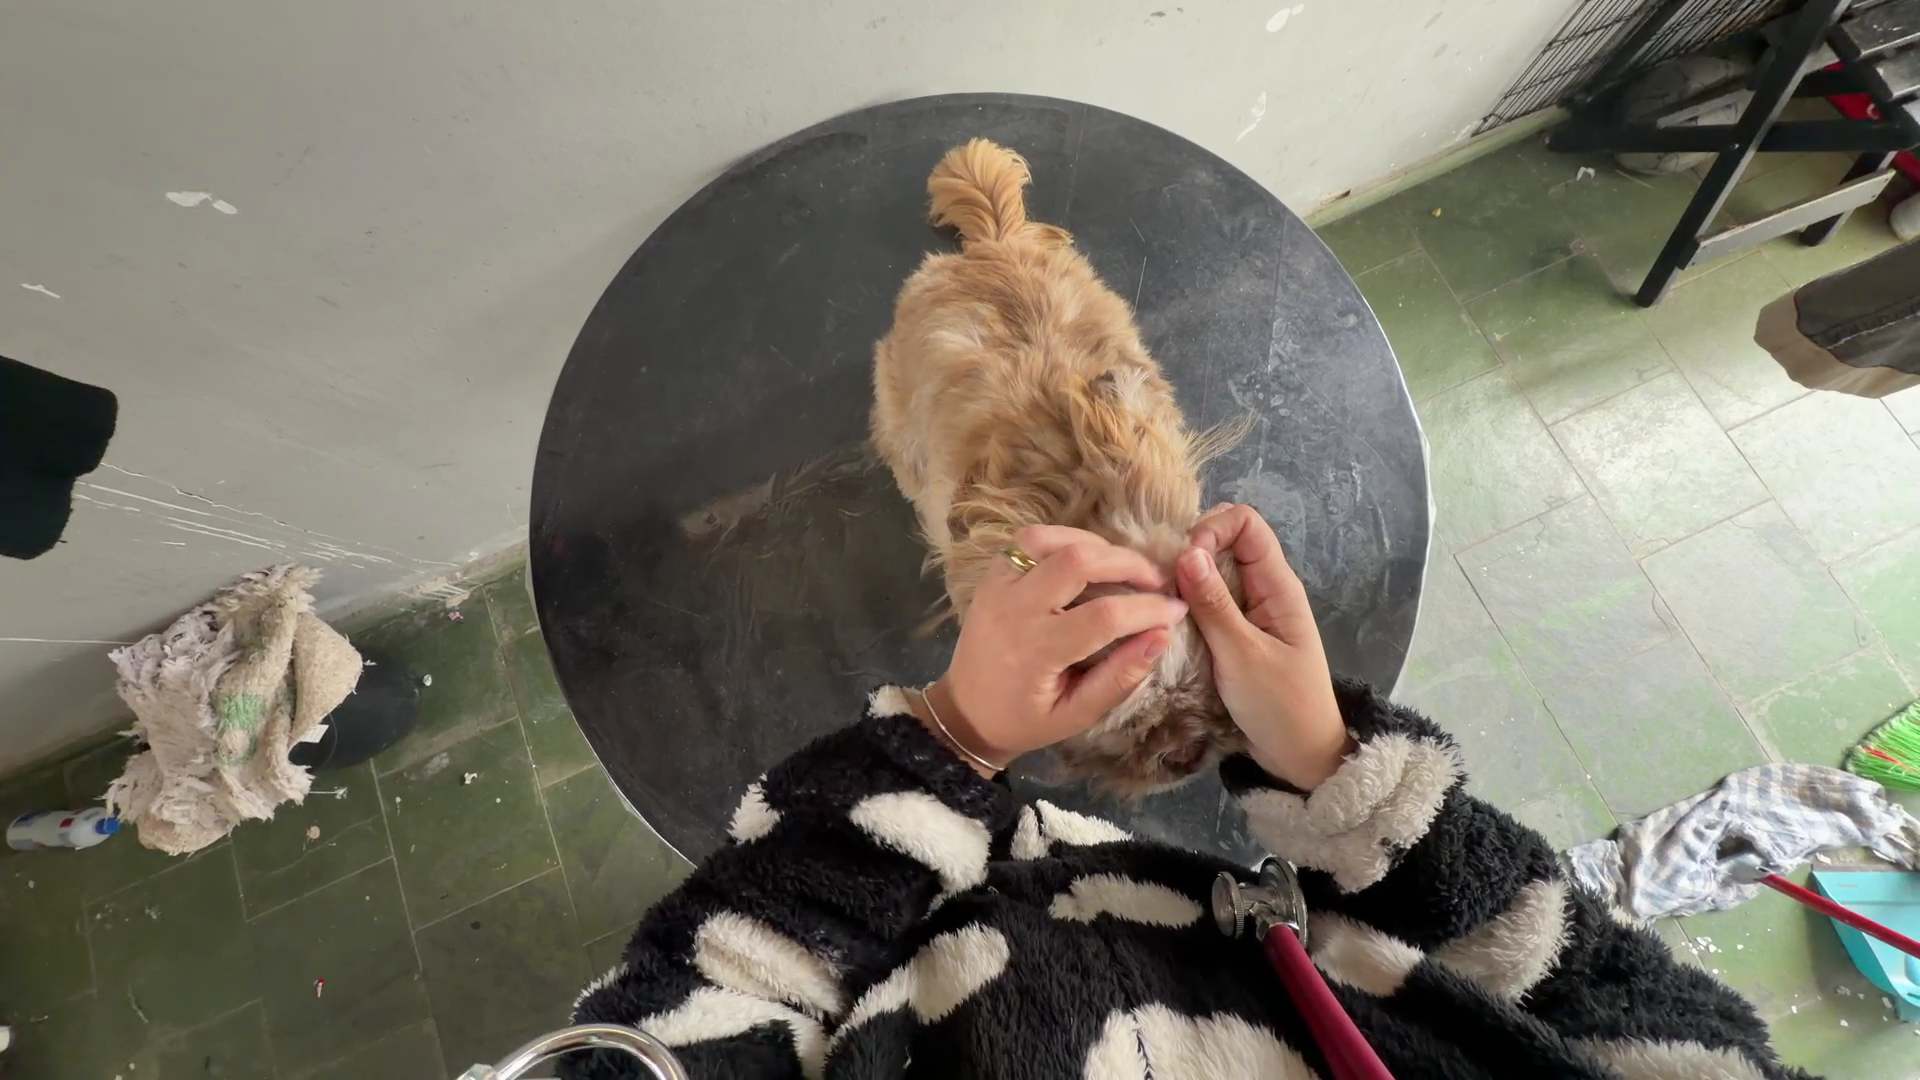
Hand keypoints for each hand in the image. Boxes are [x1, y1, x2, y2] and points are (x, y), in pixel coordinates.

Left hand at [918, 526, 1188, 776]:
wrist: (966, 711)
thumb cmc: (1025, 720)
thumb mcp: (1076, 714)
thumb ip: (1120, 677)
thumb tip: (1162, 637)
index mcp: (1036, 652)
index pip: (1103, 617)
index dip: (1148, 609)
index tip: (1176, 611)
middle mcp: (1014, 610)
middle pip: (1077, 561)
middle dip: (1127, 563)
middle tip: (1155, 580)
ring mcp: (998, 586)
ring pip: (1049, 539)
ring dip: (1094, 544)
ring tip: (1122, 564)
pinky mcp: (991, 575)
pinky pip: (1027, 540)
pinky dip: (1062, 538)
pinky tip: (1086, 555)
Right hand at [1176, 504, 1351, 788]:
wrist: (1300, 756)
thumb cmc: (1280, 706)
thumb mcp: (1242, 655)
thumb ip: (1214, 604)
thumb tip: (1186, 551)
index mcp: (1277, 586)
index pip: (1246, 523)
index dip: (1212, 529)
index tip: (1183, 561)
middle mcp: (1262, 588)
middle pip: (1225, 539)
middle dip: (1191, 548)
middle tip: (1163, 580)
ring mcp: (1246, 609)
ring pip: (1211, 569)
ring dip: (1183, 576)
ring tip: (1157, 599)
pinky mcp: (1232, 629)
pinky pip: (1205, 598)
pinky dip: (1184, 599)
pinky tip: (1165, 617)